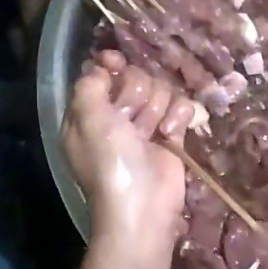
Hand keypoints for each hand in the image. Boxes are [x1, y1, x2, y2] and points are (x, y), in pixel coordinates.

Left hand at [64, 56, 195, 253]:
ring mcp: (143, 127)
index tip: (118, 63)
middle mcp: (114, 117)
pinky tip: (171, 134)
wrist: (142, 205)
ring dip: (156, 107)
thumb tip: (101, 67)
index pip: (100, 73)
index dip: (110, 65)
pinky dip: (178, 116)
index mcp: (87, 113)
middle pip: (133, 77)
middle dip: (135, 93)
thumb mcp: (87, 117)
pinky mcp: (170, 136)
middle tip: (130, 118)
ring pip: (159, 89)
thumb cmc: (109, 161)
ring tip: (151, 131)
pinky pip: (180, 107)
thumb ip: (89, 84)